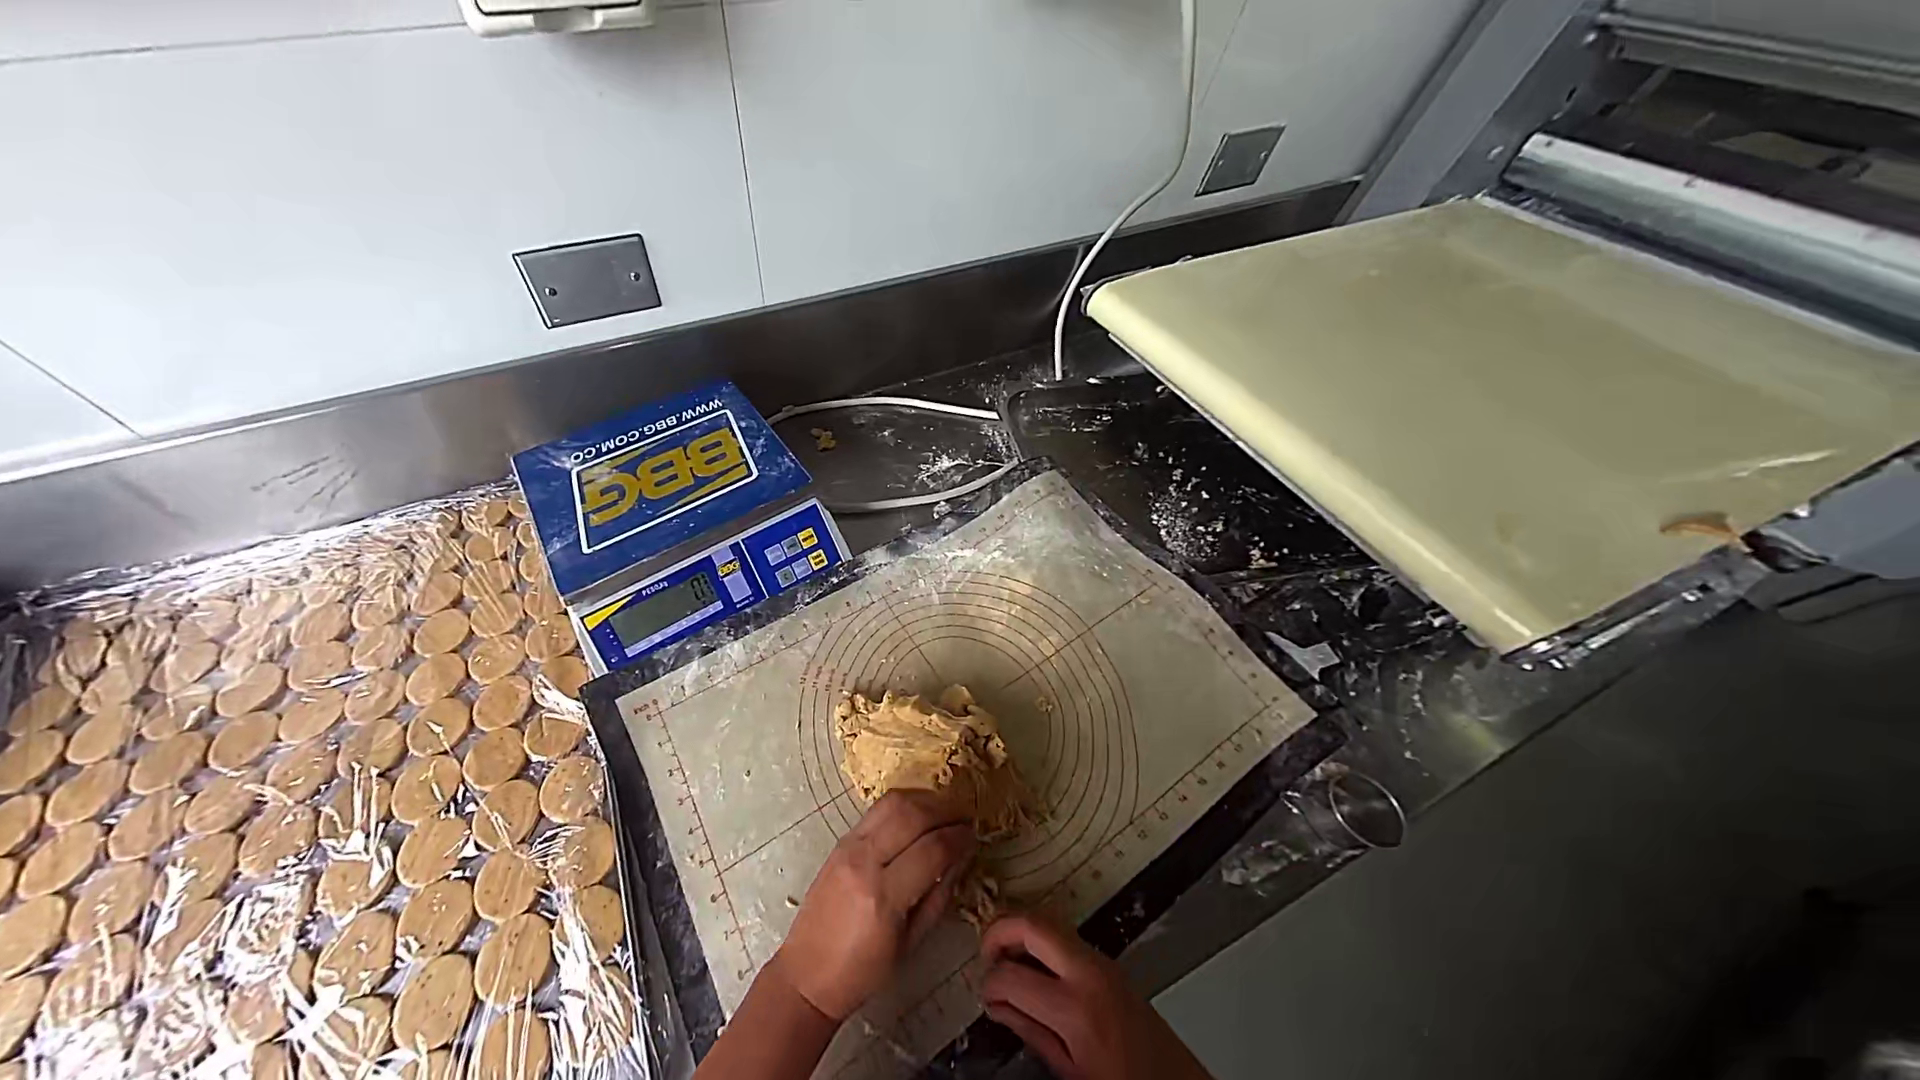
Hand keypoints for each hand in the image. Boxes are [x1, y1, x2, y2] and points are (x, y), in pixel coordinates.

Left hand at [771, 790, 976, 1020]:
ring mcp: (849, 847)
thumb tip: (960, 858)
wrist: (806, 974)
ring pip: (894, 802)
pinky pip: (878, 809)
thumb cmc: (862, 971)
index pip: (933, 849)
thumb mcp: (911, 943)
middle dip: (947, 810)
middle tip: (965, 818)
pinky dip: (904, 804)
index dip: (959, 838)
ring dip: (926, 800)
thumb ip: (939, 896)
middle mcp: (864, 863)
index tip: (974, 837)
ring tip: (945, 811)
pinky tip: (919, 814)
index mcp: (883, 897)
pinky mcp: (841, 840)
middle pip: (913, 814)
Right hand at [980, 913, 1213, 1079]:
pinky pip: (1065, 936)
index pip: (1011, 975)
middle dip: (998, 929)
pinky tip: (1033, 964)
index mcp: (1074, 1009)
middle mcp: (1087, 972)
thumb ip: (1030, 1032)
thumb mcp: (1069, 1071)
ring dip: (1021, 930)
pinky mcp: (1108, 961)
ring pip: (1049, 919)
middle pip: (1032, 923)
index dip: (988, 983)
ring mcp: (1100, 960)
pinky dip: (1041, 939)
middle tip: (985, 953)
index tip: (984, 994)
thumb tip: (998, 1004)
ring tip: (1005, 957)